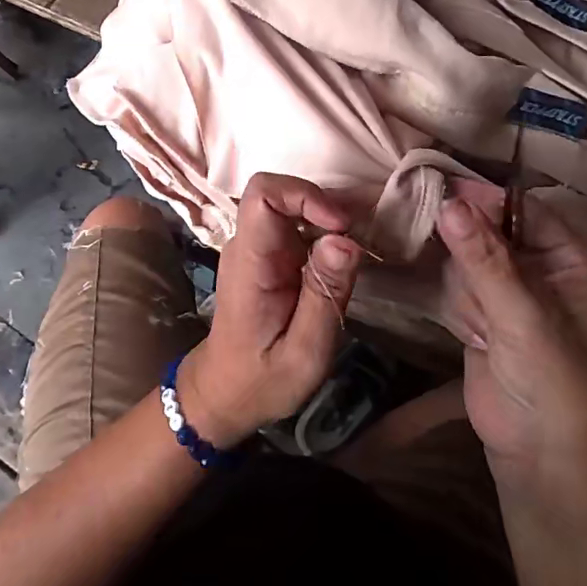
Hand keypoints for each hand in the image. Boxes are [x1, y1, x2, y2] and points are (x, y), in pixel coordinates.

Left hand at [177, 173, 363, 447]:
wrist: (226, 391)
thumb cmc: (262, 379)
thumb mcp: (304, 353)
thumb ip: (324, 296)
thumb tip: (345, 240)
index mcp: (250, 262)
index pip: (263, 195)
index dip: (305, 195)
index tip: (342, 225)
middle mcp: (247, 245)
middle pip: (279, 193)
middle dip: (325, 206)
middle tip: (361, 238)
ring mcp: (255, 248)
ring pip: (290, 206)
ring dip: (327, 219)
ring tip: (357, 251)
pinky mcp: (267, 256)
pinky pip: (294, 226)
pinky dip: (323, 232)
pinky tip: (342, 260)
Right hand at [436, 197, 586, 473]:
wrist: (543, 456)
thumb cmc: (556, 379)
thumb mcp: (524, 315)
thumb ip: (484, 258)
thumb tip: (449, 202)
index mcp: (574, 260)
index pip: (524, 211)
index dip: (484, 201)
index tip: (438, 189)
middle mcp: (543, 269)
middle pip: (489, 231)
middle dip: (468, 249)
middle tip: (456, 267)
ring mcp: (511, 294)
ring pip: (465, 258)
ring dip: (464, 286)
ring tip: (481, 323)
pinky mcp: (484, 315)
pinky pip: (456, 286)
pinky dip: (456, 302)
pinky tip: (473, 332)